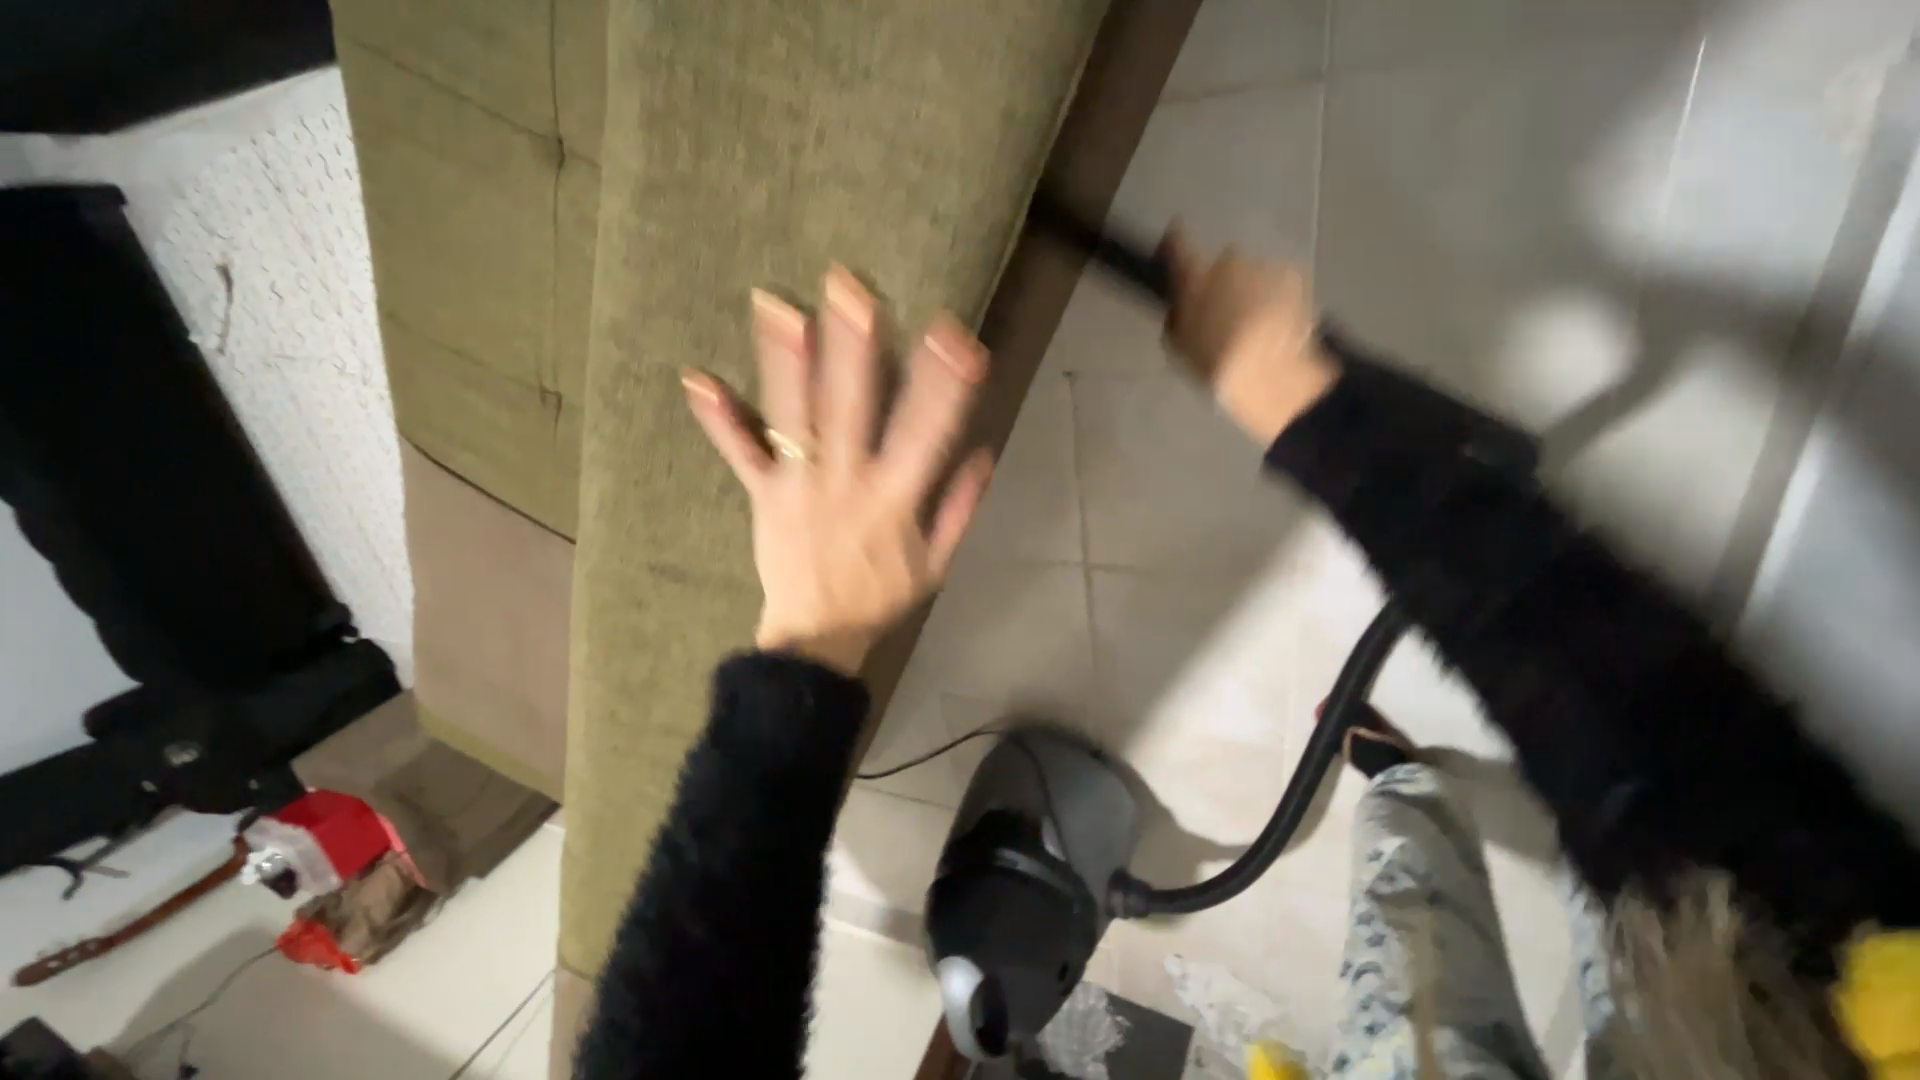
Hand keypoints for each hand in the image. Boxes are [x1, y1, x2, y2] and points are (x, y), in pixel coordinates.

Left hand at [682, 266, 993, 675]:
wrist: (817, 637)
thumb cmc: (880, 597)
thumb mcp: (936, 562)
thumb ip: (958, 507)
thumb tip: (983, 452)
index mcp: (895, 499)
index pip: (926, 432)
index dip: (942, 385)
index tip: (954, 336)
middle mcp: (848, 484)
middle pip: (852, 410)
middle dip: (854, 350)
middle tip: (851, 291)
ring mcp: (800, 488)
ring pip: (796, 420)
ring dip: (788, 364)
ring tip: (778, 308)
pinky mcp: (764, 496)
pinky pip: (742, 455)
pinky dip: (721, 421)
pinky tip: (698, 380)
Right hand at [1162, 231, 1338, 444]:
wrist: (1274, 374)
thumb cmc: (1219, 365)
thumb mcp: (1181, 347)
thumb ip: (1177, 315)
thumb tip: (1179, 301)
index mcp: (1197, 278)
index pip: (1178, 245)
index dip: (1174, 243)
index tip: (1174, 241)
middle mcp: (1230, 262)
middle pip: (1223, 264)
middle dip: (1224, 282)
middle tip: (1225, 316)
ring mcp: (1265, 266)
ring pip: (1253, 273)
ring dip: (1252, 290)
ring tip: (1254, 325)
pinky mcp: (1294, 276)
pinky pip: (1278, 281)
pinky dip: (1276, 296)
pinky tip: (1276, 323)